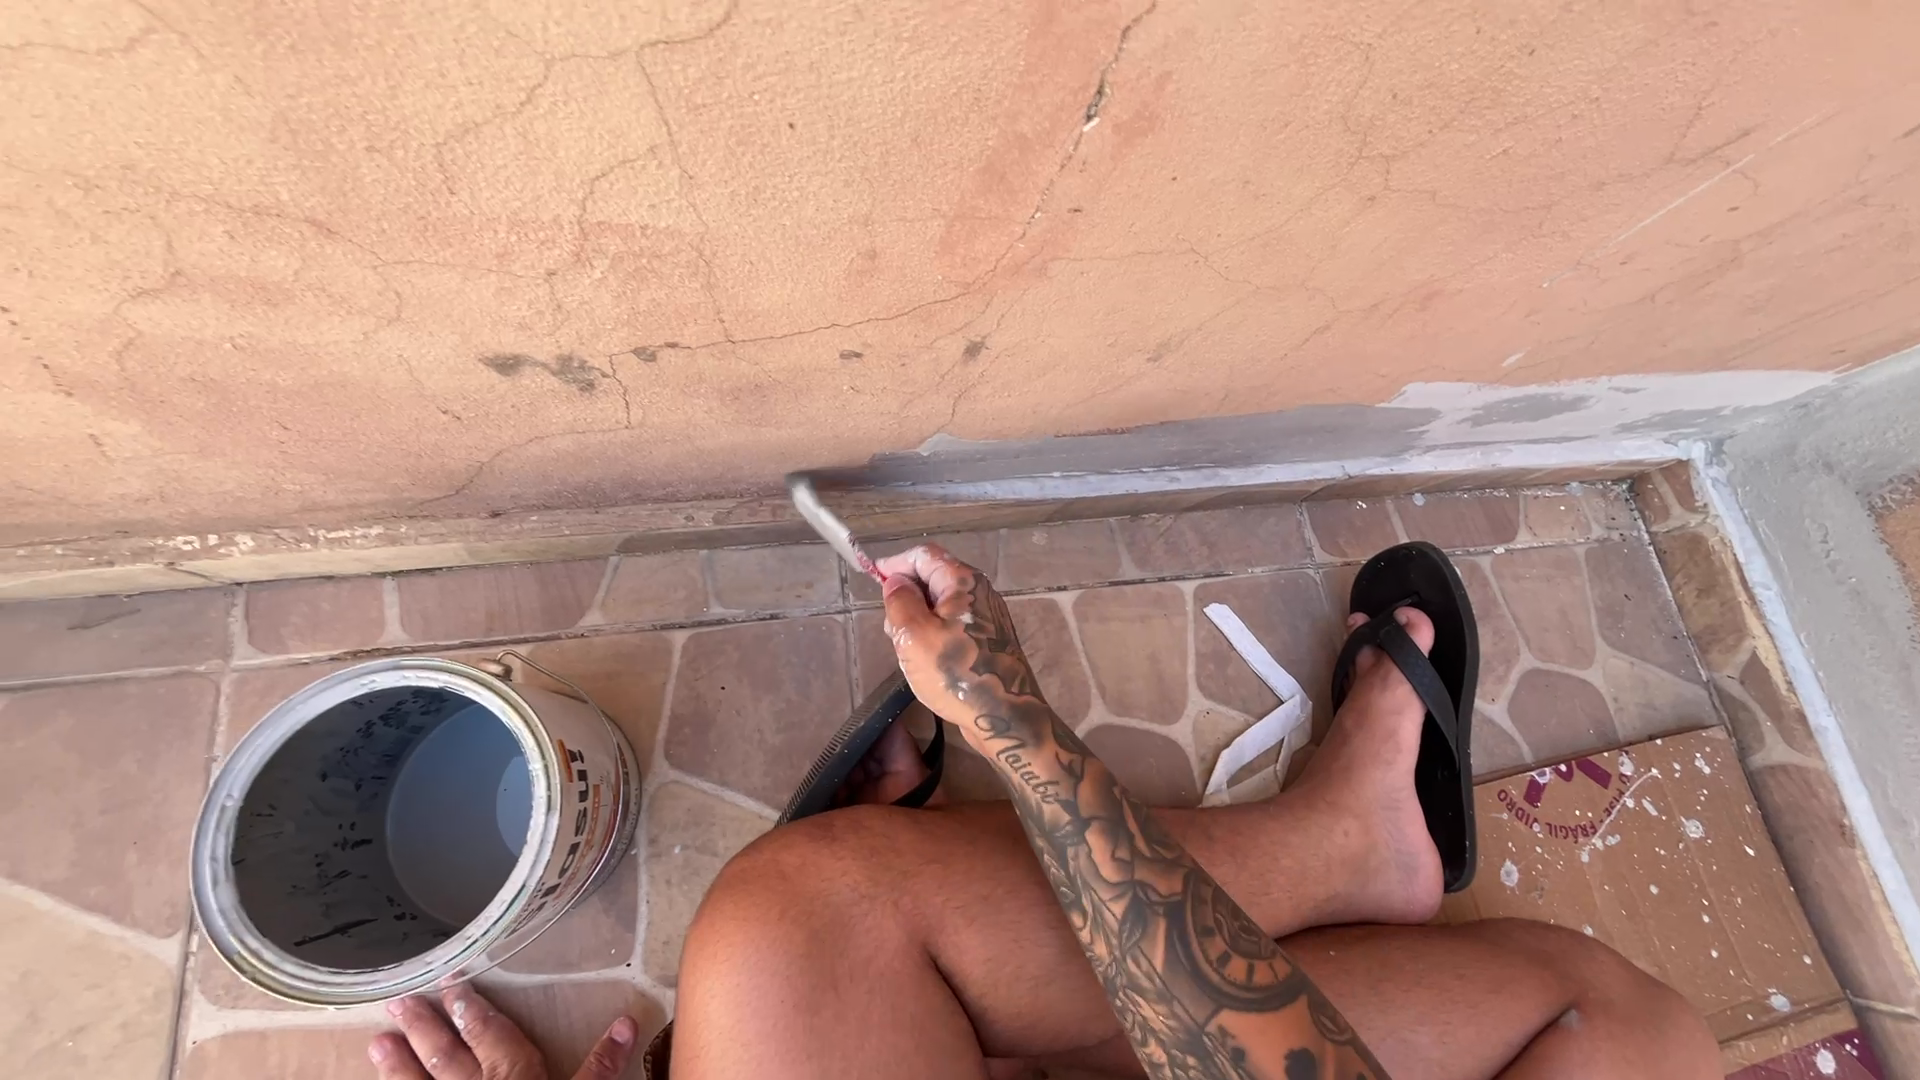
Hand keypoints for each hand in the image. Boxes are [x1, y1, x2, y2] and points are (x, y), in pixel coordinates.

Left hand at [369, 984, 637, 1079]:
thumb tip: (627, 1022)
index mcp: (511, 1076)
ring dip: (396, 1066)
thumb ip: (600, 1067)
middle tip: (401, 1002)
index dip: (472, 1010)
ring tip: (378, 1043)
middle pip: (445, 1055)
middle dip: (425, 1028)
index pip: (490, 1034)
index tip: (452, 986)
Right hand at [876, 545, 1047, 727]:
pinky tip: (926, 659)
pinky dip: (934, 632)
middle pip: (934, 578)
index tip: (872, 576)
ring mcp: (987, 615)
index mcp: (962, 581)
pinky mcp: (989, 638)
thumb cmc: (956, 673)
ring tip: (906, 648)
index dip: (895, 562)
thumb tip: (895, 581)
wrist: (1005, 716)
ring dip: (918, 618)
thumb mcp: (914, 635)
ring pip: (941, 604)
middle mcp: (979, 592)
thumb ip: (900, 602)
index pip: (924, 555)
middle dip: (906, 595)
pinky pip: (953, 623)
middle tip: (890, 625)